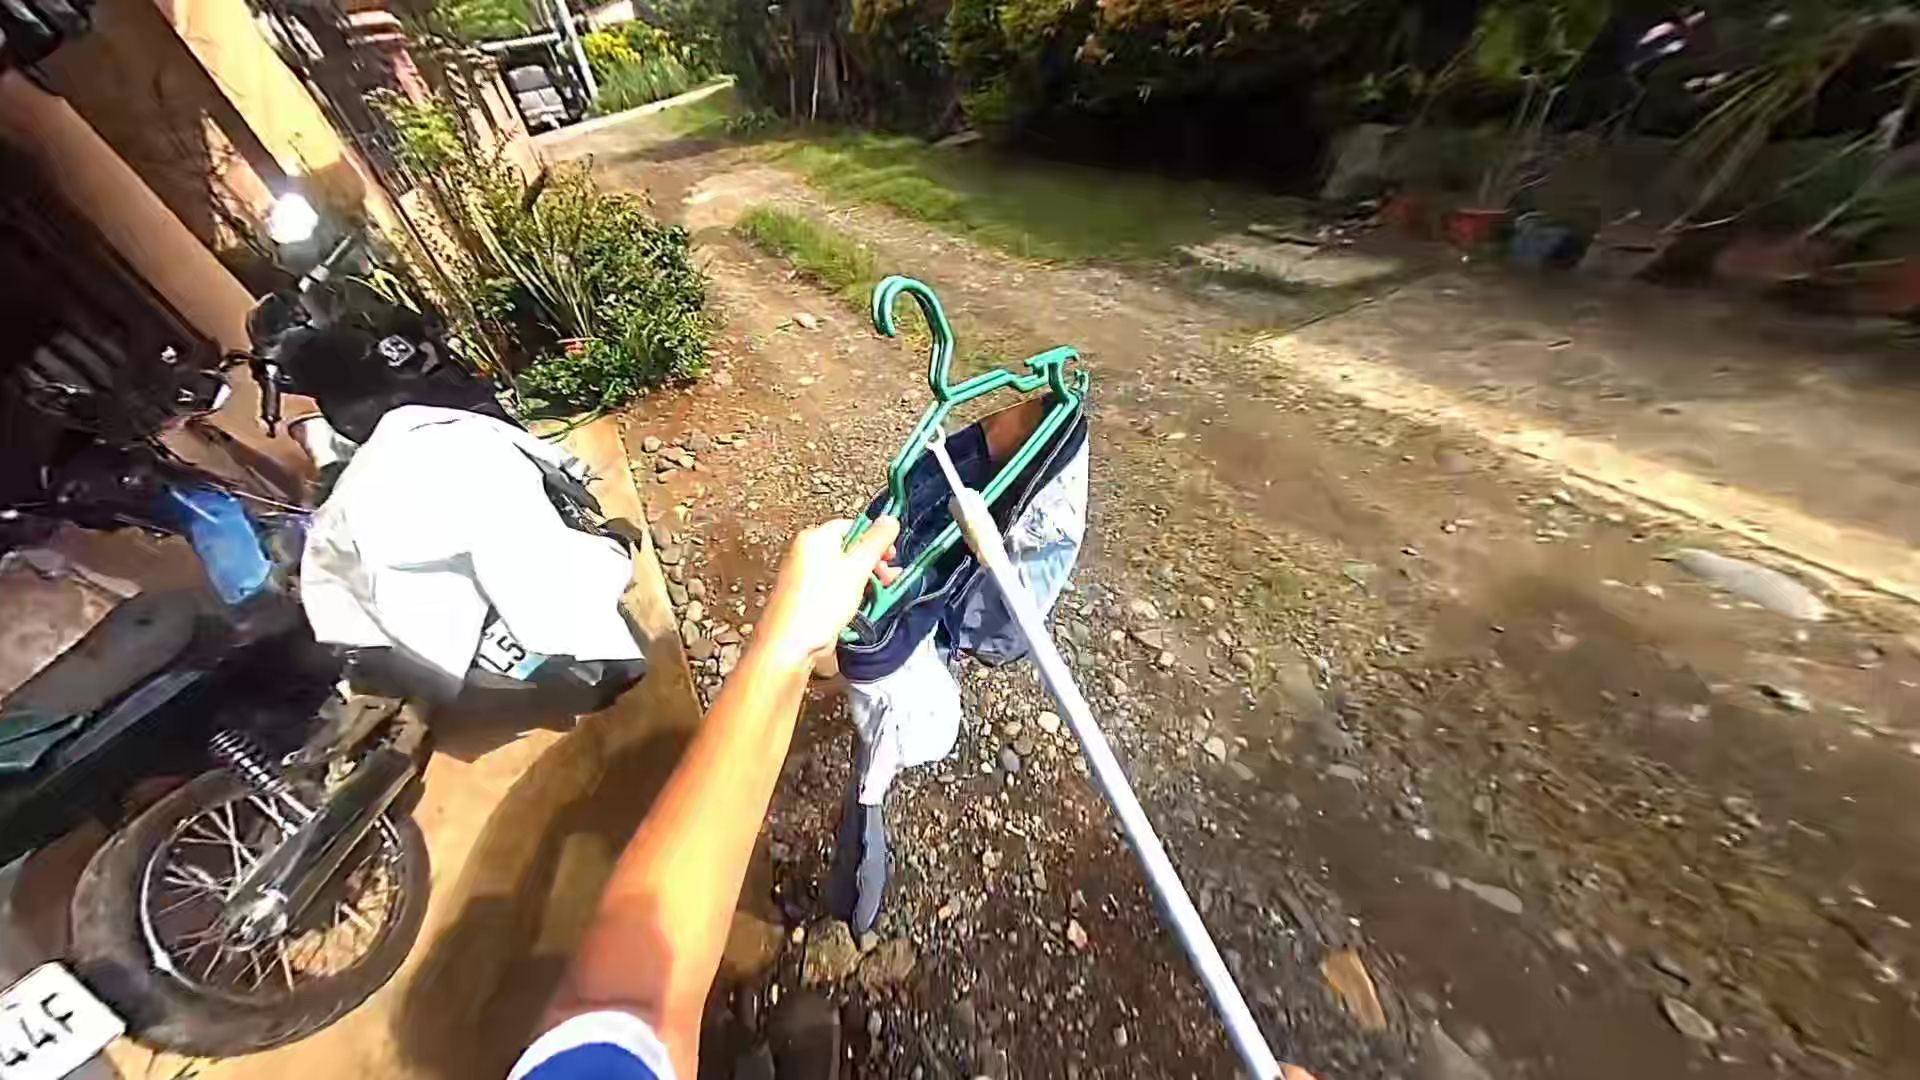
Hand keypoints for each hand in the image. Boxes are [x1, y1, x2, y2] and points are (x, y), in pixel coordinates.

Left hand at [755, 517, 900, 667]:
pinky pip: (833, 587)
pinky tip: (860, 606)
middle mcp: (805, 552)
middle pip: (848, 548)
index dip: (875, 539)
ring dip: (865, 579)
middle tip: (890, 578)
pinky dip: (850, 593)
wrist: (789, 645)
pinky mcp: (804, 597)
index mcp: (815, 538)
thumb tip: (890, 518)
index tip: (892, 557)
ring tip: (880, 595)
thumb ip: (876, 541)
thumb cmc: (823, 602)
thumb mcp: (857, 568)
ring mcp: (803, 575)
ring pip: (842, 570)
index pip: (852, 526)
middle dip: (873, 562)